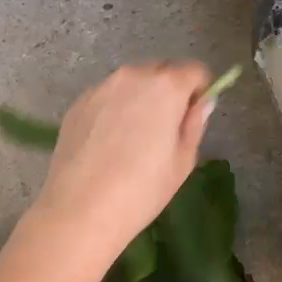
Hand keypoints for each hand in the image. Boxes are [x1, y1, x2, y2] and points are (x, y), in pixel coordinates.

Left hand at [31, 61, 214, 257]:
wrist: (79, 211)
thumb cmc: (141, 189)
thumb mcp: (183, 161)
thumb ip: (195, 123)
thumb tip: (201, 103)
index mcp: (167, 86)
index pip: (195, 70)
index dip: (200, 90)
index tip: (194, 114)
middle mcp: (135, 75)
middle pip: (163, 71)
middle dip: (170, 90)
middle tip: (165, 127)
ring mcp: (103, 86)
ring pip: (133, 82)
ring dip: (141, 97)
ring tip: (133, 136)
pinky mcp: (79, 102)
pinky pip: (108, 95)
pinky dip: (115, 108)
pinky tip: (108, 142)